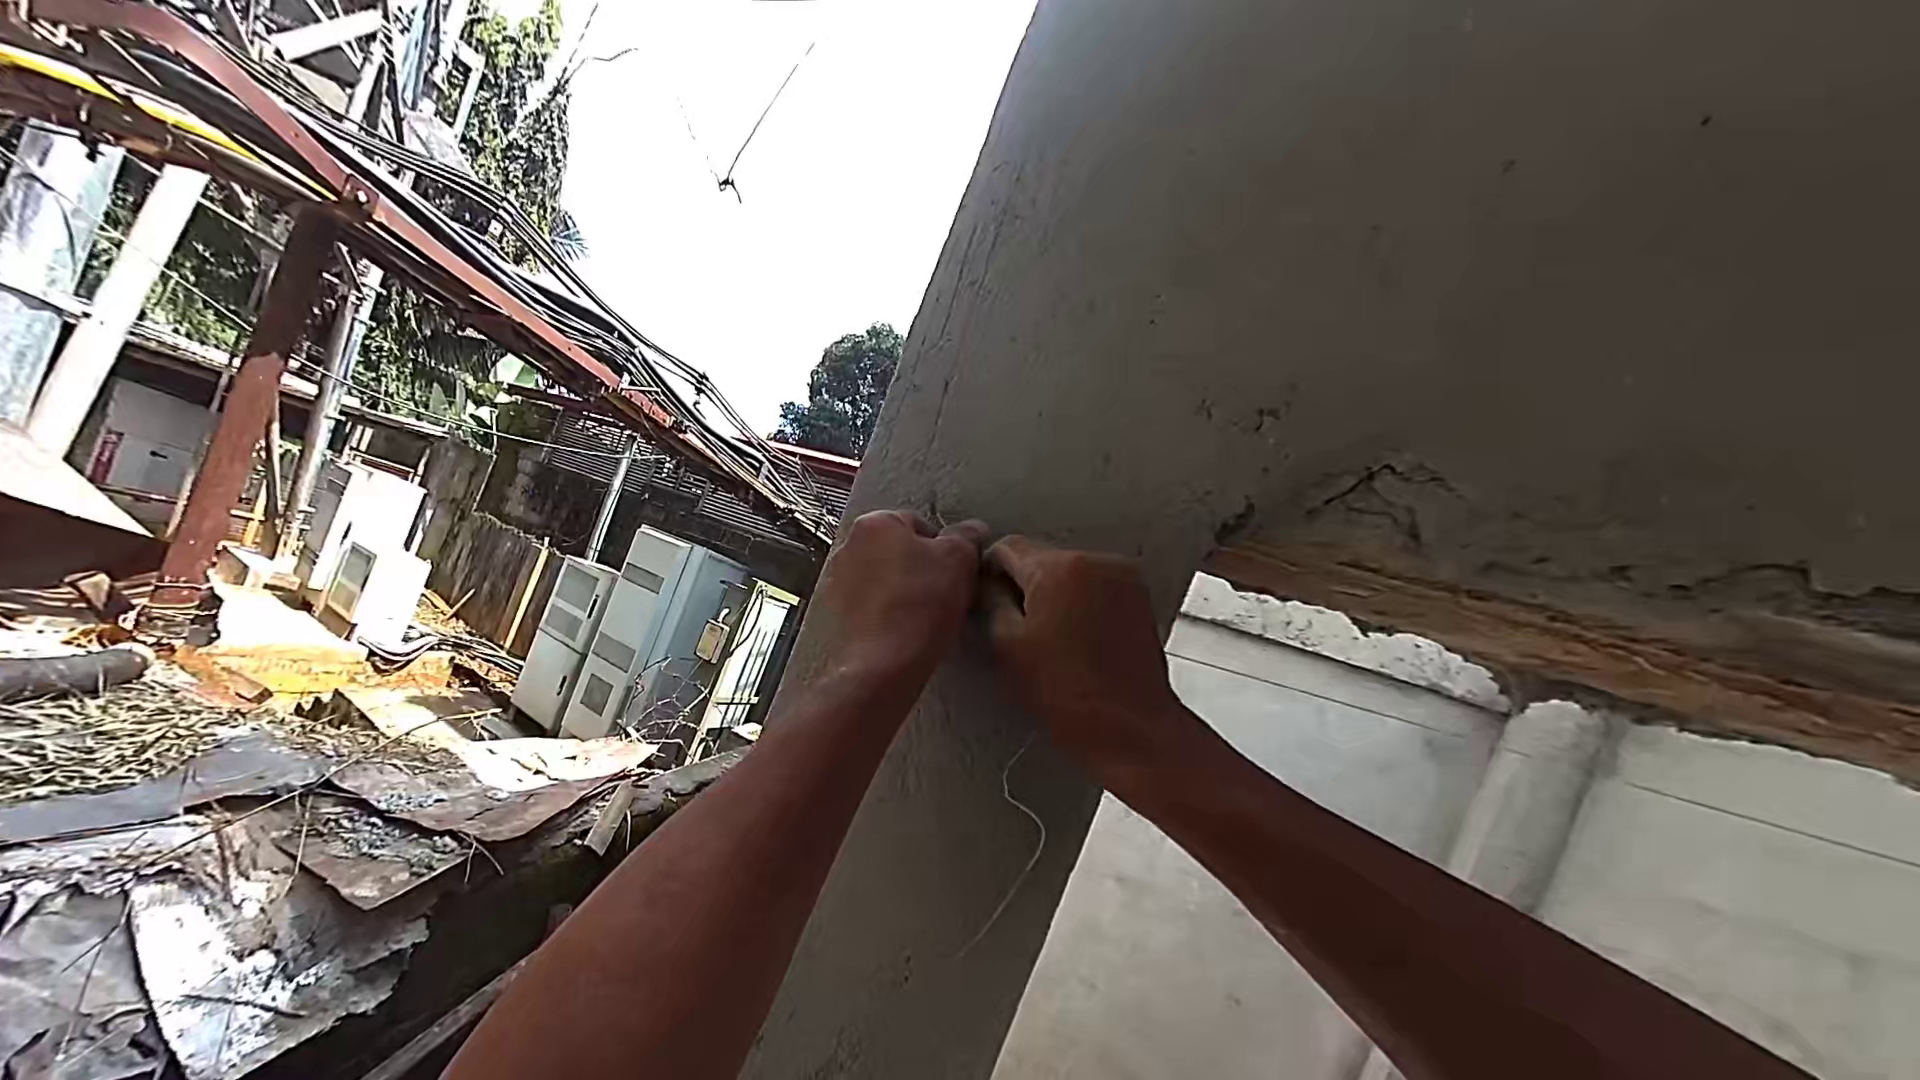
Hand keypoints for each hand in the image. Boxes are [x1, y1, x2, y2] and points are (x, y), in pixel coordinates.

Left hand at [808, 510, 988, 690]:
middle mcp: (848, 546)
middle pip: (899, 551)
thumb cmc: (916, 610)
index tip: (957, 571)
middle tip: (945, 593)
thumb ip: (967, 536)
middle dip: (922, 569)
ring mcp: (837, 582)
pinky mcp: (836, 614)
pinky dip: (888, 614)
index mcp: (874, 523)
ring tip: (926, 616)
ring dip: (905, 592)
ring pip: (885, 579)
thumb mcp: (959, 560)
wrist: (881, 667)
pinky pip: (872, 606)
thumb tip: (972, 531)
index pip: (920, 524)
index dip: (945, 549)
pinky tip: (906, 630)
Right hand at [981, 536, 1196, 786]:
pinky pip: (1094, 585)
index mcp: (1059, 569)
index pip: (1007, 547)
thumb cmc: (1071, 695)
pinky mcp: (1137, 596)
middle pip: (1040, 557)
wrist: (1129, 727)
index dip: (988, 573)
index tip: (986, 597)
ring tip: (1052, 638)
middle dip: (1023, 585)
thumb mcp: (1008, 646)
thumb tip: (986, 584)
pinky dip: (1079, 601)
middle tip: (1017, 628)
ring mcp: (1121, 577)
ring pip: (1068, 571)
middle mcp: (1095, 562)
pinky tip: (1075, 638)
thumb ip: (990, 601)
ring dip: (1053, 593)